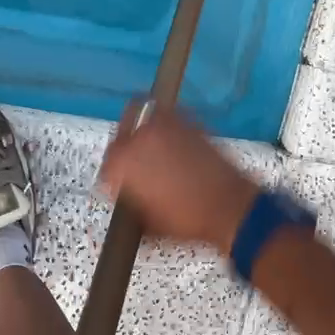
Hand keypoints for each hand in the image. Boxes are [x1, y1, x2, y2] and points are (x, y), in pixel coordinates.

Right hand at [98, 104, 260, 254]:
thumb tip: (129, 195)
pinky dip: (165, 121)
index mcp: (125, 163)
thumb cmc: (186, 220)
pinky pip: (167, 113)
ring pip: (142, 112)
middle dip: (124, 145)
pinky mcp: (186, 119)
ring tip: (149, 143)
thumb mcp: (148, 222)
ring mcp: (165, 123)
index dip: (113, 173)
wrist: (226, 204)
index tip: (119, 181)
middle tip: (132, 159)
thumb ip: (130, 204)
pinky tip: (171, 138)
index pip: (107, 161)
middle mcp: (140, 136)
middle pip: (121, 133)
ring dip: (142, 127)